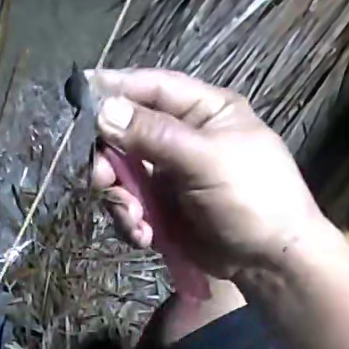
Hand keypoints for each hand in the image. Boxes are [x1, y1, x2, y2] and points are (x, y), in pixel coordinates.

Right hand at [85, 68, 331, 280]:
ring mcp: (170, 176)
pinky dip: (132, 223)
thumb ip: (155, 135)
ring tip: (137, 220)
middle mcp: (182, 138)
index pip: (151, 87)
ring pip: (122, 177)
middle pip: (126, 134)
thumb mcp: (206, 159)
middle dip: (110, 160)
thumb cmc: (252, 197)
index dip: (114, 88)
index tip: (78, 94)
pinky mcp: (164, 211)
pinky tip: (146, 236)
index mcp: (204, 111)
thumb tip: (104, 110)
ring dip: (121, 200)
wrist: (271, 261)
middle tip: (101, 180)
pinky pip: (132, 208)